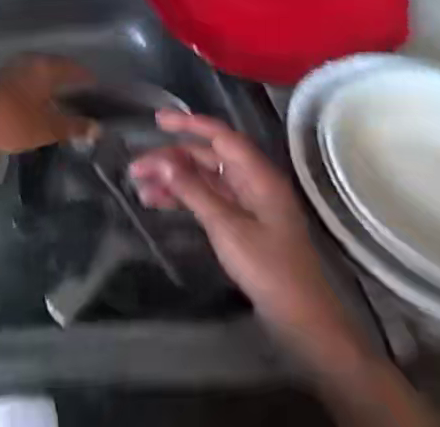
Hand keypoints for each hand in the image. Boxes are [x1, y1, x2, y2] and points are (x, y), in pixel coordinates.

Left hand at [0, 53, 95, 164]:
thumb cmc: (11, 123)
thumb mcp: (47, 129)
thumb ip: (74, 126)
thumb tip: (98, 127)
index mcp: (44, 66)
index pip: (74, 67)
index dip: (87, 78)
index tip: (100, 90)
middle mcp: (28, 61)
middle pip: (56, 67)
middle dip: (70, 80)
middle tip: (85, 95)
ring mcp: (10, 70)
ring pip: (39, 74)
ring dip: (52, 85)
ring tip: (64, 101)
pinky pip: (26, 81)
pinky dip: (37, 90)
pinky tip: (39, 104)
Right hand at [129, 111, 364, 359]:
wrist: (303, 319)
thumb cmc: (269, 269)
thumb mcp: (227, 228)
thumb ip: (195, 192)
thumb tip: (164, 162)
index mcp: (258, 174)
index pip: (220, 136)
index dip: (189, 124)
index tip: (157, 121)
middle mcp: (253, 182)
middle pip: (208, 158)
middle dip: (172, 158)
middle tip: (136, 167)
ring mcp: (249, 203)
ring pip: (205, 179)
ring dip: (174, 180)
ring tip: (140, 187)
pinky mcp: (243, 224)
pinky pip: (209, 199)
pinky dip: (185, 199)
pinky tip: (160, 204)